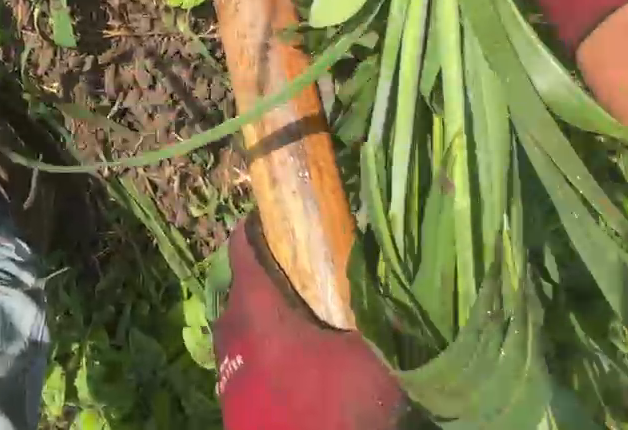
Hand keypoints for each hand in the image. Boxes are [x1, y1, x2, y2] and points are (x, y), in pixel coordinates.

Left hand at [213, 218, 405, 428]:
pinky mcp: (229, 399)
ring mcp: (225, 365)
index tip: (283, 216)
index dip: (260, 224)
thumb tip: (402, 295)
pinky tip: (294, 365)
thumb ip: (384, 324)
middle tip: (305, 273)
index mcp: (256, 306)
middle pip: (243, 283)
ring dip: (265, 315)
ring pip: (240, 322)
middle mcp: (230, 327)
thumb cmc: (332, 416)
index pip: (244, 243)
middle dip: (269, 272)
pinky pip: (242, 357)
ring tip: (303, 321)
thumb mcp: (371, 366)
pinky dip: (262, 350)